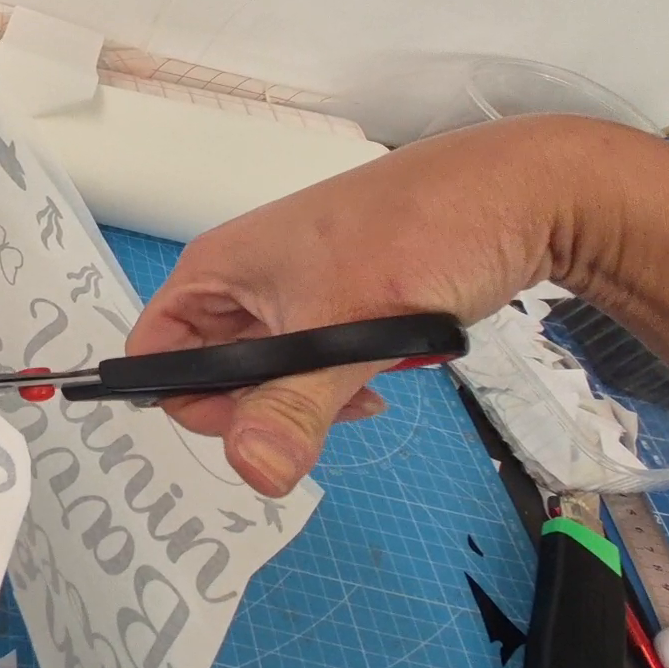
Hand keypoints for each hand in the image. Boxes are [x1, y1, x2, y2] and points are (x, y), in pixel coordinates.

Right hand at [125, 115, 610, 497]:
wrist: (514, 191)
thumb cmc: (407, 238)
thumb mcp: (345, 330)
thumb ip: (293, 405)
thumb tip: (253, 475)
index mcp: (210, 271)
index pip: (154, 349)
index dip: (183, 394)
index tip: (249, 425)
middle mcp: (234, 280)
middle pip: (204, 363)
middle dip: (252, 402)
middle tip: (316, 412)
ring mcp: (280, 290)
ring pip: (257, 366)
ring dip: (297, 395)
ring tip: (357, 394)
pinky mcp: (324, 300)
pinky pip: (300, 356)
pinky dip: (327, 378)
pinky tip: (371, 380)